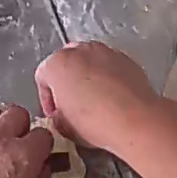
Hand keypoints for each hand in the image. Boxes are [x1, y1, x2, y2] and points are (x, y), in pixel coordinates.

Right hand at [35, 41, 176, 156]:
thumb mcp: (63, 127)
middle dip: (66, 83)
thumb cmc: (94, 122)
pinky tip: (111, 100)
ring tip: (93, 103)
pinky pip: (109, 67)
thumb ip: (56, 115)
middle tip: (71, 106)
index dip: (46, 99)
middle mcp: (80, 50)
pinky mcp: (126, 59)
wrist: (134, 119)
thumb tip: (61, 115)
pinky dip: (107, 79)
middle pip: (66, 64)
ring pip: (89, 62)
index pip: (43, 76)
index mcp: (57, 63)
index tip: (54, 114)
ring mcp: (105, 51)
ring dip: (87, 79)